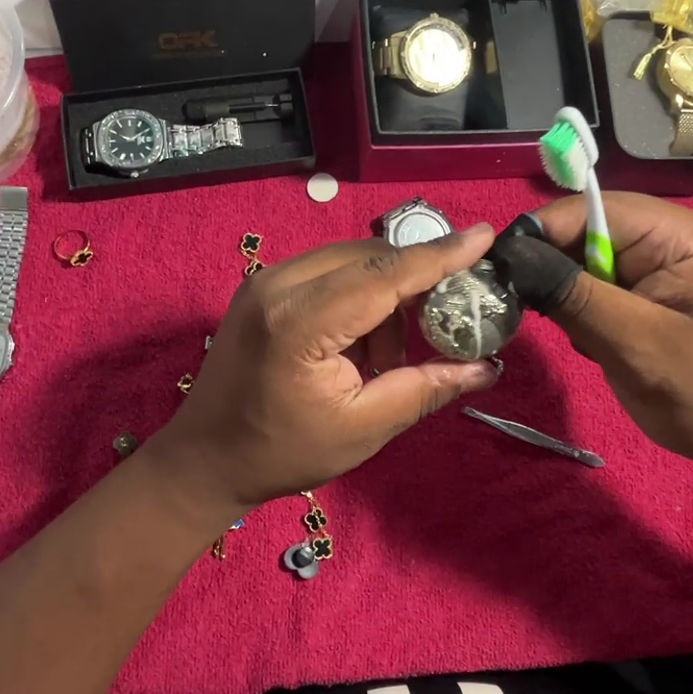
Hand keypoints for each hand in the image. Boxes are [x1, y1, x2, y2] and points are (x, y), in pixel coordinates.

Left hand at [153, 228, 502, 514]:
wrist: (205, 458)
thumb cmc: (282, 452)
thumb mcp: (362, 428)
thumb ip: (425, 388)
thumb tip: (487, 366)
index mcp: (299, 321)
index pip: (384, 274)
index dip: (440, 255)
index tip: (487, 235)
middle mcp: (278, 284)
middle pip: (369, 258)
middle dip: (414, 284)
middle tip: (447, 322)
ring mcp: (265, 280)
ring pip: (349, 262)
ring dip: (383, 297)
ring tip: (386, 361)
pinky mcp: (262, 287)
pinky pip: (327, 273)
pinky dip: (356, 299)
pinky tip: (358, 348)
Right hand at [533, 193, 692, 487]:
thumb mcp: (636, 343)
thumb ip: (572, 294)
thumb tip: (510, 256)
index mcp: (681, 235)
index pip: (592, 208)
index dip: (540, 233)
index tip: (500, 272)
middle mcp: (671, 240)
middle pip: (586, 232)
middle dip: (557, 273)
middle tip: (544, 317)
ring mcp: (664, 270)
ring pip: (587, 265)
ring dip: (572, 301)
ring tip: (589, 341)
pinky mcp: (654, 299)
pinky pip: (601, 292)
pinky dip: (587, 318)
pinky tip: (601, 348)